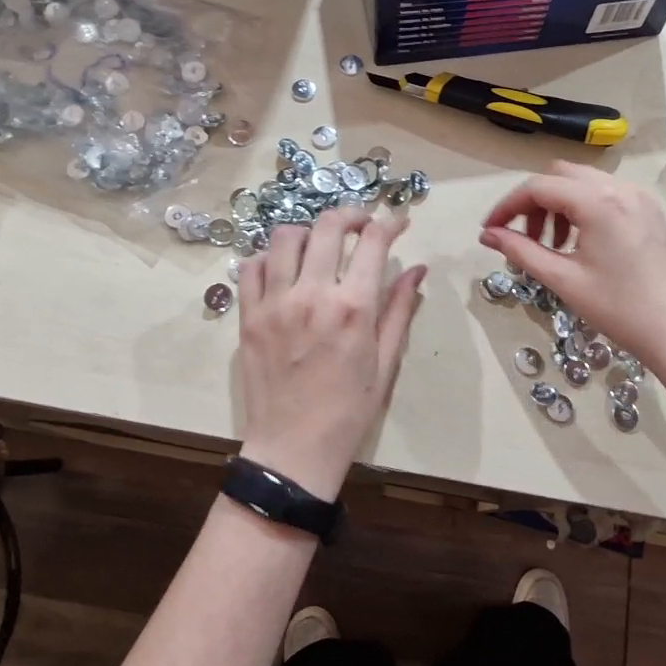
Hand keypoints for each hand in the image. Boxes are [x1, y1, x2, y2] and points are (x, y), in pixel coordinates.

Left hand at [235, 209, 426, 499]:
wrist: (293, 450)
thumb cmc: (349, 411)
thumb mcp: (385, 362)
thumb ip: (399, 310)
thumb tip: (417, 270)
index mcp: (353, 308)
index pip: (373, 242)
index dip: (390, 224)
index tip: (399, 223)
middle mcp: (312, 295)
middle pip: (328, 227)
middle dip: (351, 215)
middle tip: (361, 224)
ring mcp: (274, 303)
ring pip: (285, 238)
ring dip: (308, 232)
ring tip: (320, 244)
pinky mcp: (248, 317)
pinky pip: (251, 267)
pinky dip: (268, 257)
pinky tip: (283, 269)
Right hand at [478, 162, 665, 369]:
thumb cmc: (618, 308)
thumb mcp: (563, 279)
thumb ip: (521, 251)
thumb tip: (487, 235)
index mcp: (597, 201)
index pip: (538, 187)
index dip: (507, 206)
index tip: (490, 231)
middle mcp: (619, 187)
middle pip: (561, 176)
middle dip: (535, 202)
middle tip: (525, 238)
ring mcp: (638, 197)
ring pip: (584, 183)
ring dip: (559, 205)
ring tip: (553, 245)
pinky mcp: (649, 210)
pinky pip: (606, 194)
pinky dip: (584, 208)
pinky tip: (581, 243)